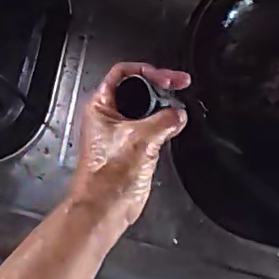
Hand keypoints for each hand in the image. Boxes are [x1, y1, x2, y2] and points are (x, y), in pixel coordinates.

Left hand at [64, 62, 190, 238]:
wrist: (104, 208)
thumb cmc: (108, 177)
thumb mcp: (141, 139)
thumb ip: (164, 121)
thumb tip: (178, 114)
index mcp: (100, 105)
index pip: (123, 73)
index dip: (147, 70)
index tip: (168, 77)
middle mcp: (107, 116)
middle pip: (135, 88)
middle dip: (158, 84)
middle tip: (179, 83)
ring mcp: (118, 131)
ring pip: (143, 107)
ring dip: (161, 105)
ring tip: (178, 104)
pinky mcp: (130, 146)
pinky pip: (148, 126)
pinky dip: (162, 123)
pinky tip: (174, 124)